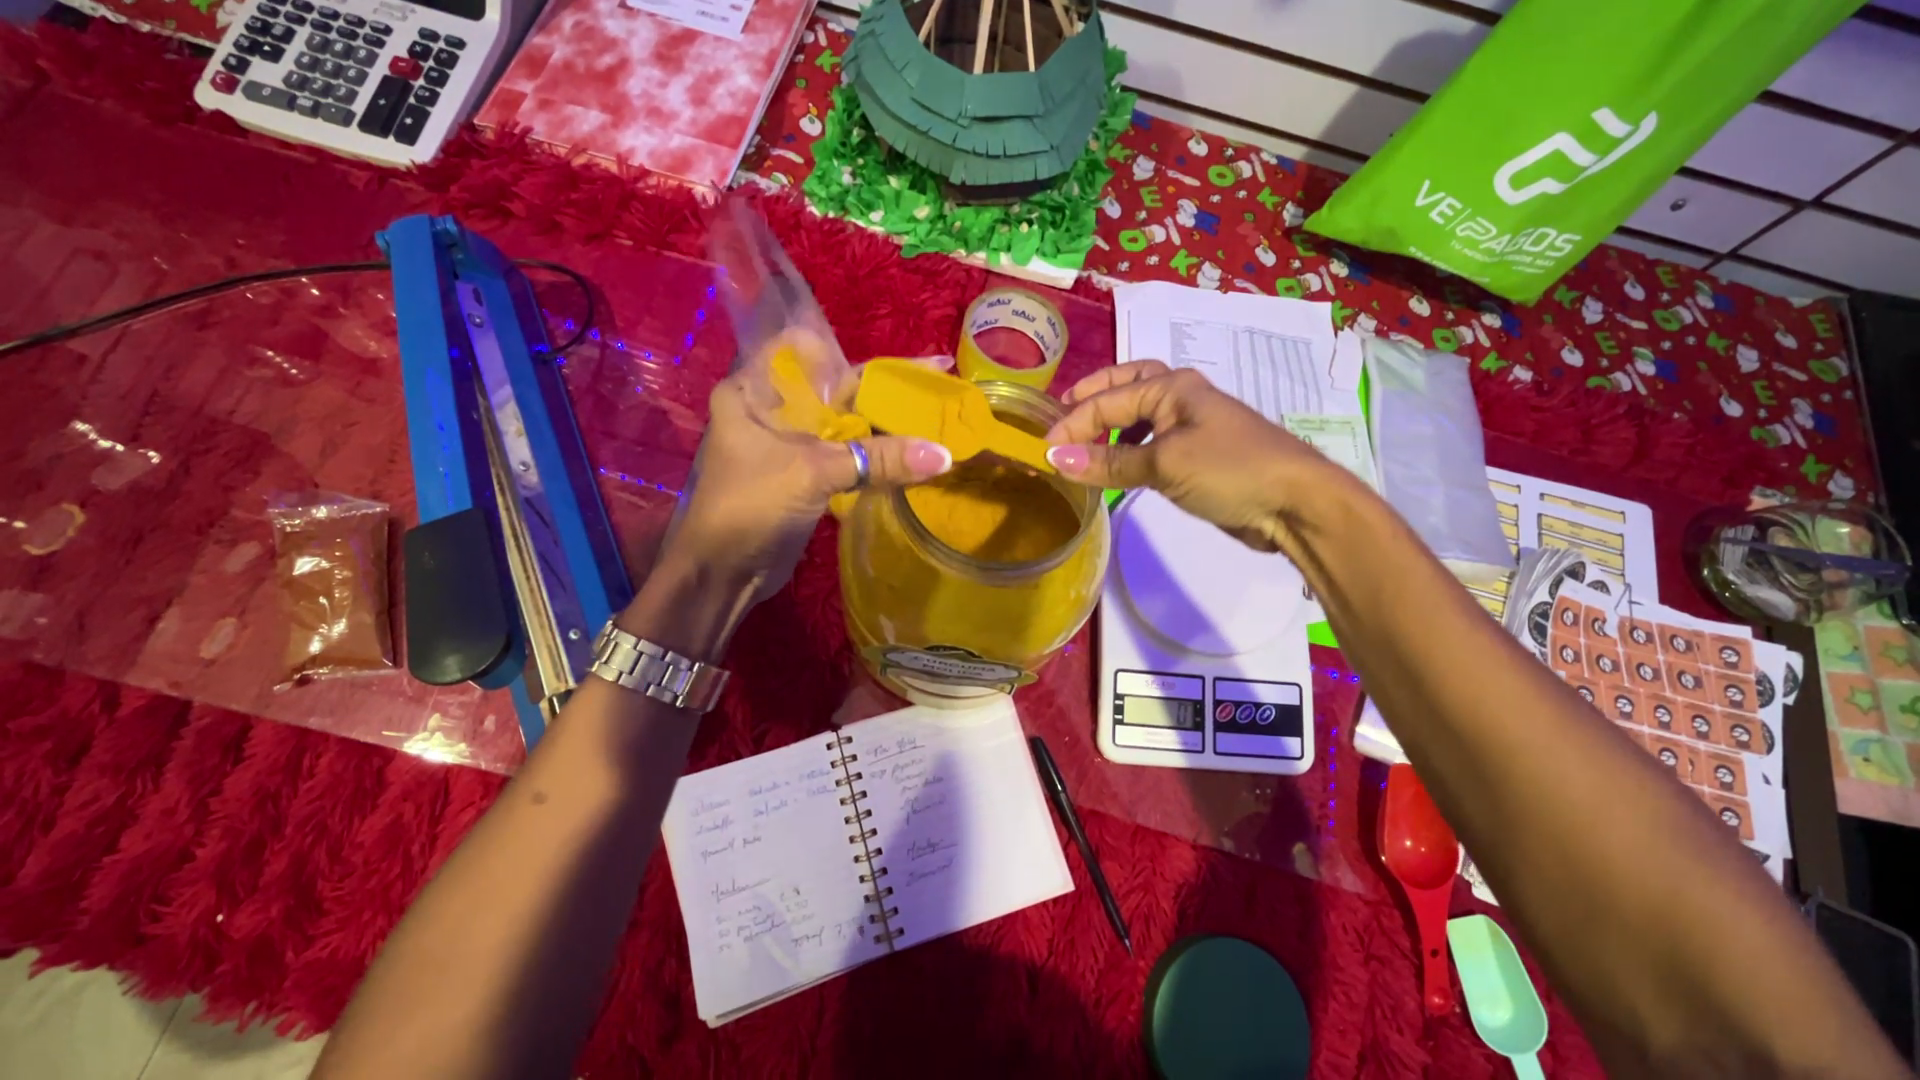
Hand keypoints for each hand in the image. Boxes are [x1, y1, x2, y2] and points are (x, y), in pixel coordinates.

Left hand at [660, 332, 953, 605]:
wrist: (723, 574)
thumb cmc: (750, 507)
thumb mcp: (813, 473)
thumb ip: (877, 459)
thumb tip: (944, 454)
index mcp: (752, 389)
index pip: (807, 350)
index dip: (856, 352)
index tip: (903, 364)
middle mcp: (769, 408)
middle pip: (834, 387)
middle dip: (882, 389)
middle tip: (939, 386)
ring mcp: (788, 443)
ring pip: (844, 423)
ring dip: (884, 424)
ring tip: (937, 417)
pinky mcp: (804, 474)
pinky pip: (846, 454)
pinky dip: (875, 454)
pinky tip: (914, 452)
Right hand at [1043, 361, 1352, 552]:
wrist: (1296, 503)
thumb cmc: (1230, 471)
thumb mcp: (1164, 465)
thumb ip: (1109, 462)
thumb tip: (1055, 458)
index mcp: (1172, 387)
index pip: (1107, 400)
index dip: (1071, 424)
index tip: (1040, 450)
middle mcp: (1180, 398)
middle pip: (1126, 386)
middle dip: (1092, 398)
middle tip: (1061, 415)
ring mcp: (1192, 426)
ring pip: (1140, 415)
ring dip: (1110, 425)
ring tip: (1084, 444)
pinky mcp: (1199, 455)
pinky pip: (1153, 442)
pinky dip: (1130, 448)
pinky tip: (1120, 466)